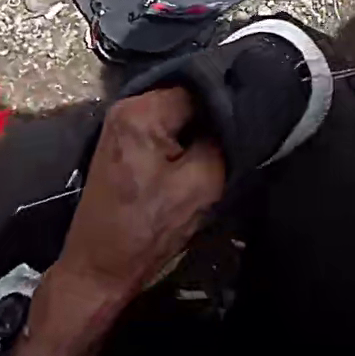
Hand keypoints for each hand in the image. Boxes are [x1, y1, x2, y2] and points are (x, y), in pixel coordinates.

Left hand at [15, 88, 224, 355]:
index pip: (202, 86)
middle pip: (189, 97)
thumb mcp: (200, 187)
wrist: (98, 269)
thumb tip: (242, 119)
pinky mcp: (124, 144)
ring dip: (201, 132)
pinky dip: (185, 141)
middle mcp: (126, 108)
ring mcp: (121, 125)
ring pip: (179, 115)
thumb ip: (224, 144)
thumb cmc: (143, 232)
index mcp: (142, 112)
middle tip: (244, 137)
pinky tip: (201, 159)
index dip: (231, 103)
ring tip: (226, 149)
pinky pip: (165, 129)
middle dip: (216, 117)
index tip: (256, 120)